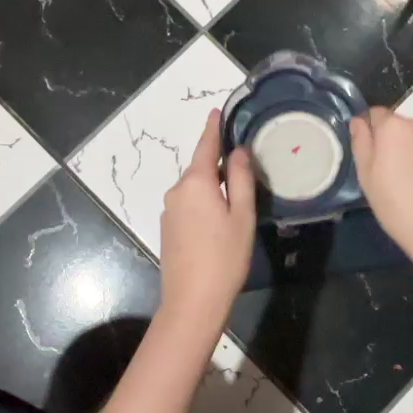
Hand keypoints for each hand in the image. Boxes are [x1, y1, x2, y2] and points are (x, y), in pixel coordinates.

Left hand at [158, 110, 256, 324]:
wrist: (192, 302)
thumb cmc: (224, 257)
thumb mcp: (242, 216)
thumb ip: (240, 179)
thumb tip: (238, 151)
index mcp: (195, 183)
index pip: (205, 146)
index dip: (213, 128)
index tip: (216, 111)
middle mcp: (177, 191)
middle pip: (200, 168)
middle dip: (218, 163)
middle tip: (243, 162)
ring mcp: (169, 212)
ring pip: (194, 189)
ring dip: (212, 187)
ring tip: (237, 194)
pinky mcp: (168, 230)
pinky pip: (189, 205)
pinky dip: (204, 203)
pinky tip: (219, 218)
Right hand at [349, 108, 412, 281]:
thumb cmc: (396, 204)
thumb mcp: (366, 175)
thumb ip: (361, 142)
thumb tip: (359, 121)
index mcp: (394, 126)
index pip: (374, 114)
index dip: (369, 132)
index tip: (368, 156)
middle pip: (398, 125)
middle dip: (390, 141)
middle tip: (386, 172)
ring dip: (410, 150)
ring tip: (408, 182)